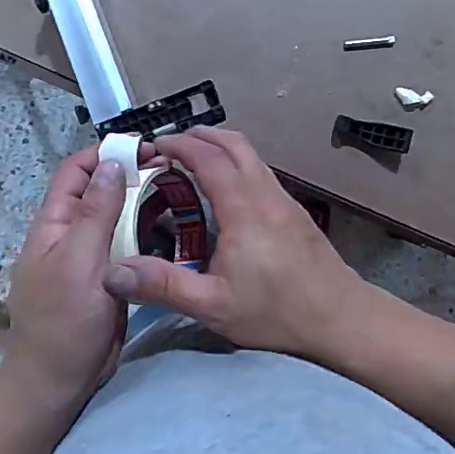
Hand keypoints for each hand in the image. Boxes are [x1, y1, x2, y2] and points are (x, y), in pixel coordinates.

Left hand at [2, 142, 154, 406]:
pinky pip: (129, 246)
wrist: (60, 380)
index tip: (144, 147)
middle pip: (100, 192)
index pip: (76, 172)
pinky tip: (175, 229)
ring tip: (181, 193)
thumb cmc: (65, 319)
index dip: (105, 153)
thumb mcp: (79, 260)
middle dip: (132, 175)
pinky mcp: (110, 277)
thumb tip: (109, 162)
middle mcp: (72, 234)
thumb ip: (96, 211)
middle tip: (173, 169)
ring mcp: (91, 257)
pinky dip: (149, 233)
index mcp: (54, 225)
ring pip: (119, 218)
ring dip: (144, 203)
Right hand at [102, 128, 365, 355]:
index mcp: (244, 208)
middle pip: (233, 144)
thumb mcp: (213, 305)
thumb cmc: (277, 311)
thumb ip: (163, 285)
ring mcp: (285, 199)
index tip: (153, 147)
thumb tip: (114, 272)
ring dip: (220, 148)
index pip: (208, 157)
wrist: (340, 317)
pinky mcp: (295, 211)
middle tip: (169, 147)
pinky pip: (261, 172)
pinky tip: (225, 192)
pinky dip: (237, 164)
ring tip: (192, 163)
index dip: (179, 145)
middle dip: (199, 136)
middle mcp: (266, 193)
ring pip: (252, 155)